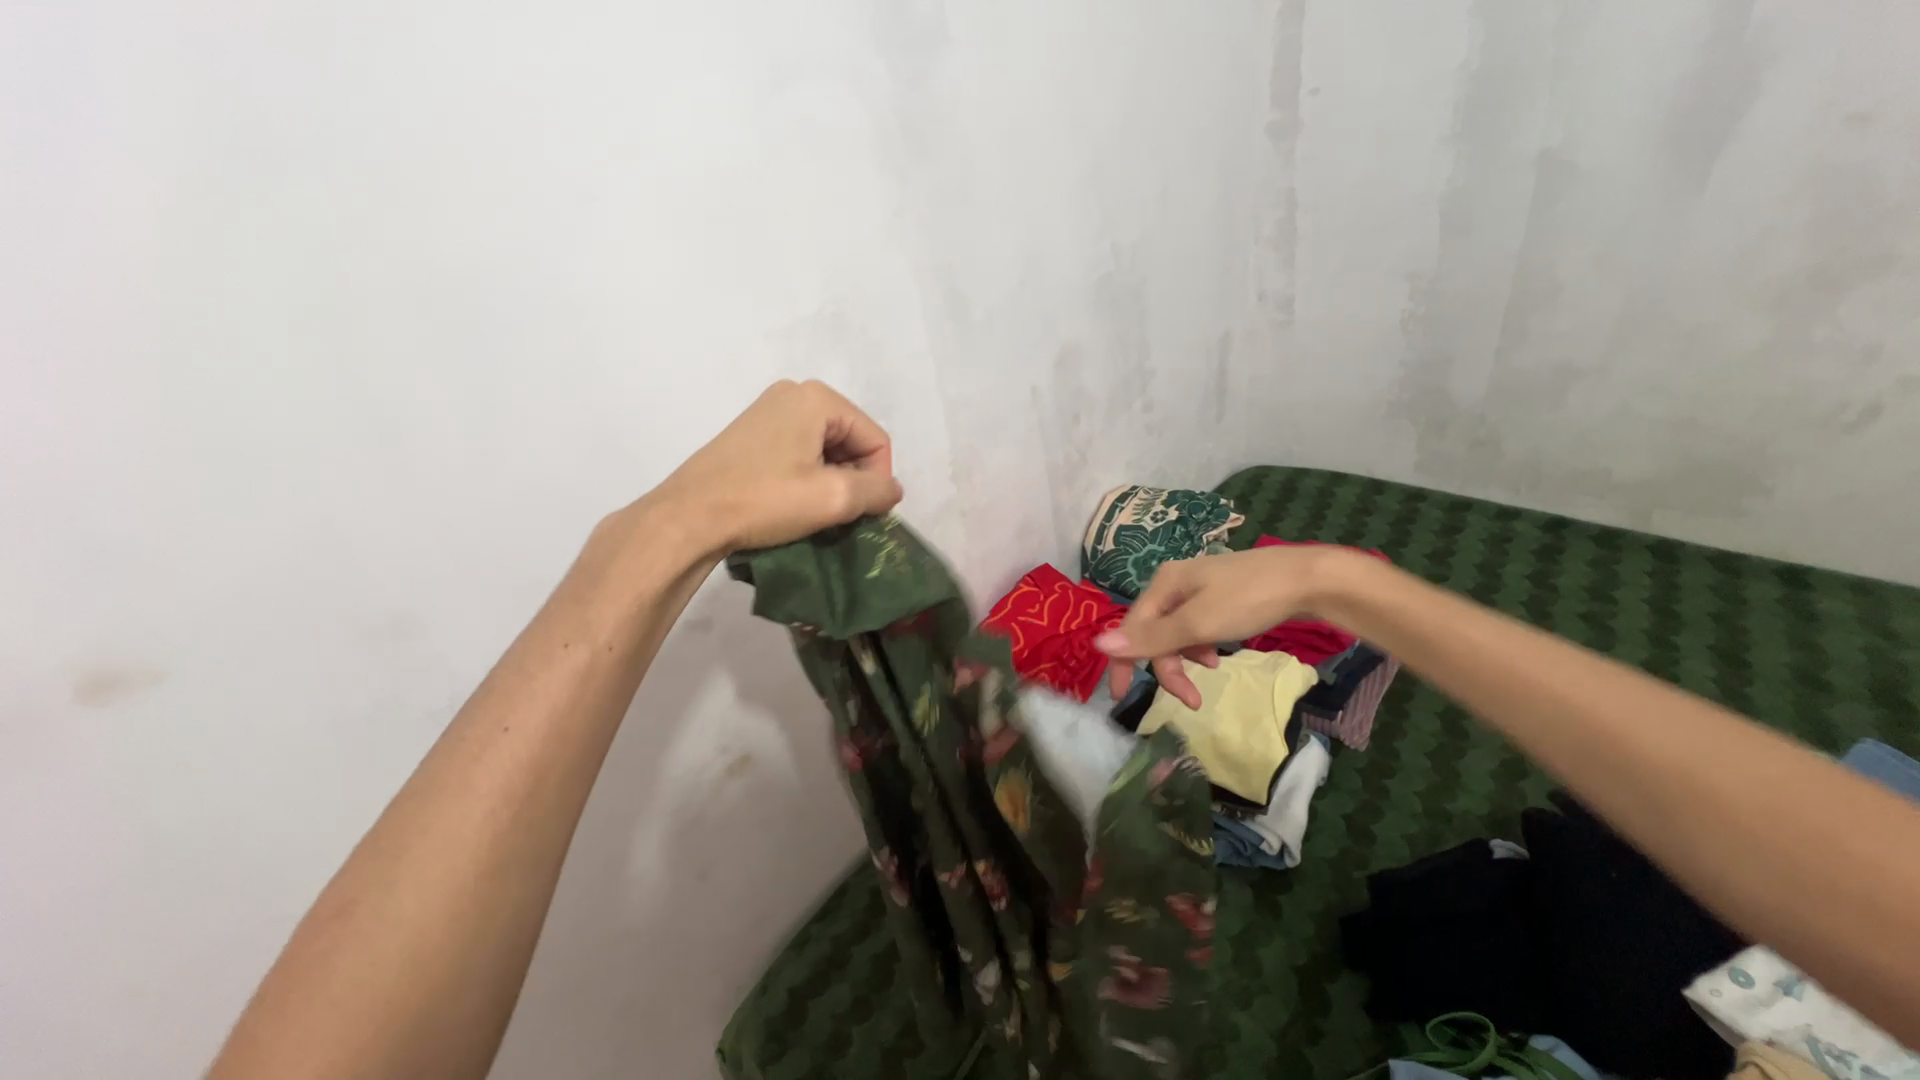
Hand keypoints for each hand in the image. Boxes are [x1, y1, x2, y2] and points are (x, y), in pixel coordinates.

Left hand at [653, 380, 902, 554]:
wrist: (688, 517)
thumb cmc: (764, 501)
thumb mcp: (833, 499)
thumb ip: (876, 490)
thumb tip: (893, 490)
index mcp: (816, 398)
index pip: (875, 439)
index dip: (878, 479)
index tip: (862, 513)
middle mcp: (793, 394)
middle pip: (851, 440)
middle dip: (853, 479)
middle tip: (839, 515)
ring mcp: (768, 411)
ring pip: (825, 449)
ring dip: (830, 482)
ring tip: (815, 513)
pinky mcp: (751, 434)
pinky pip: (799, 452)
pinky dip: (807, 478)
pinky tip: (793, 504)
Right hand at [1096, 546, 1352, 707]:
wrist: (1308, 579)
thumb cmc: (1249, 600)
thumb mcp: (1198, 624)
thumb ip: (1150, 638)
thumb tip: (1097, 643)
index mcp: (1163, 584)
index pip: (1131, 627)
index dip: (1123, 662)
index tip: (1121, 698)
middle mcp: (1174, 582)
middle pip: (1154, 632)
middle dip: (1168, 666)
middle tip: (1191, 698)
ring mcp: (1199, 588)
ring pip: (1176, 632)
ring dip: (1185, 658)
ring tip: (1210, 671)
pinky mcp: (1220, 596)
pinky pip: (1196, 627)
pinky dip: (1201, 645)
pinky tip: (1218, 656)